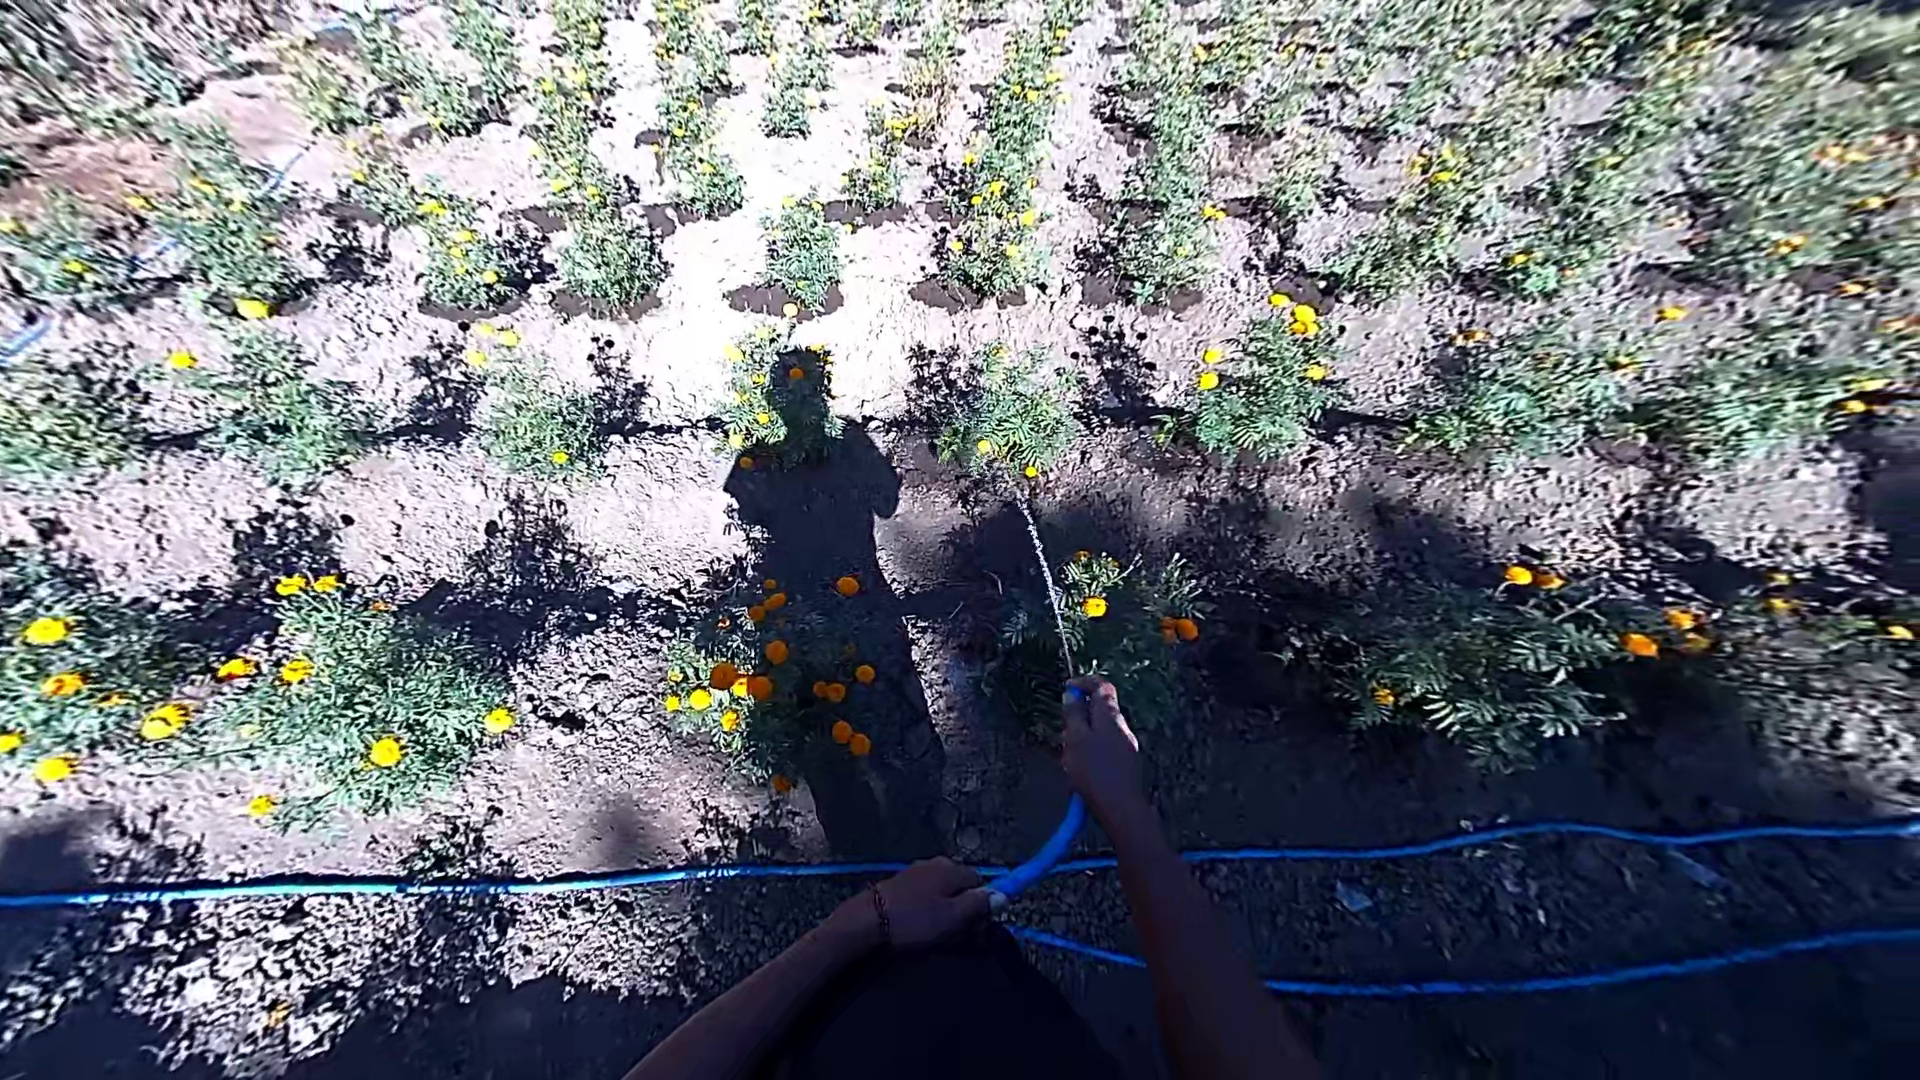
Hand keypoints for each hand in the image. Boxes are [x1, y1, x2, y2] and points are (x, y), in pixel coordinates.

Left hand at [833, 857, 991, 948]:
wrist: (868, 919)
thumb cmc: (913, 920)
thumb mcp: (951, 918)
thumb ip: (977, 906)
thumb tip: (1002, 895)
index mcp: (952, 868)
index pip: (980, 881)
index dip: (983, 905)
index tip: (979, 927)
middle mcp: (937, 862)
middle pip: (962, 884)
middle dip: (964, 907)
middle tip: (958, 934)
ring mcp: (918, 870)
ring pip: (943, 889)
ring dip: (946, 908)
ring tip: (938, 932)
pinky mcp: (903, 881)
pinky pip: (926, 893)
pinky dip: (929, 907)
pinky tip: (921, 924)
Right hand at [1062, 676, 1145, 828]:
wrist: (1121, 808)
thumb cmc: (1094, 771)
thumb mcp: (1075, 738)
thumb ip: (1074, 714)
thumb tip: (1072, 694)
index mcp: (1110, 716)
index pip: (1102, 685)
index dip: (1084, 682)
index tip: (1067, 688)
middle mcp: (1122, 727)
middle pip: (1101, 709)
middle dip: (1080, 714)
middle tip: (1064, 729)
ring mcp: (1126, 746)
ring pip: (1101, 730)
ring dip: (1084, 735)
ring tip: (1070, 755)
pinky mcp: (1125, 765)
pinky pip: (1105, 749)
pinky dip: (1091, 751)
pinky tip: (1081, 771)